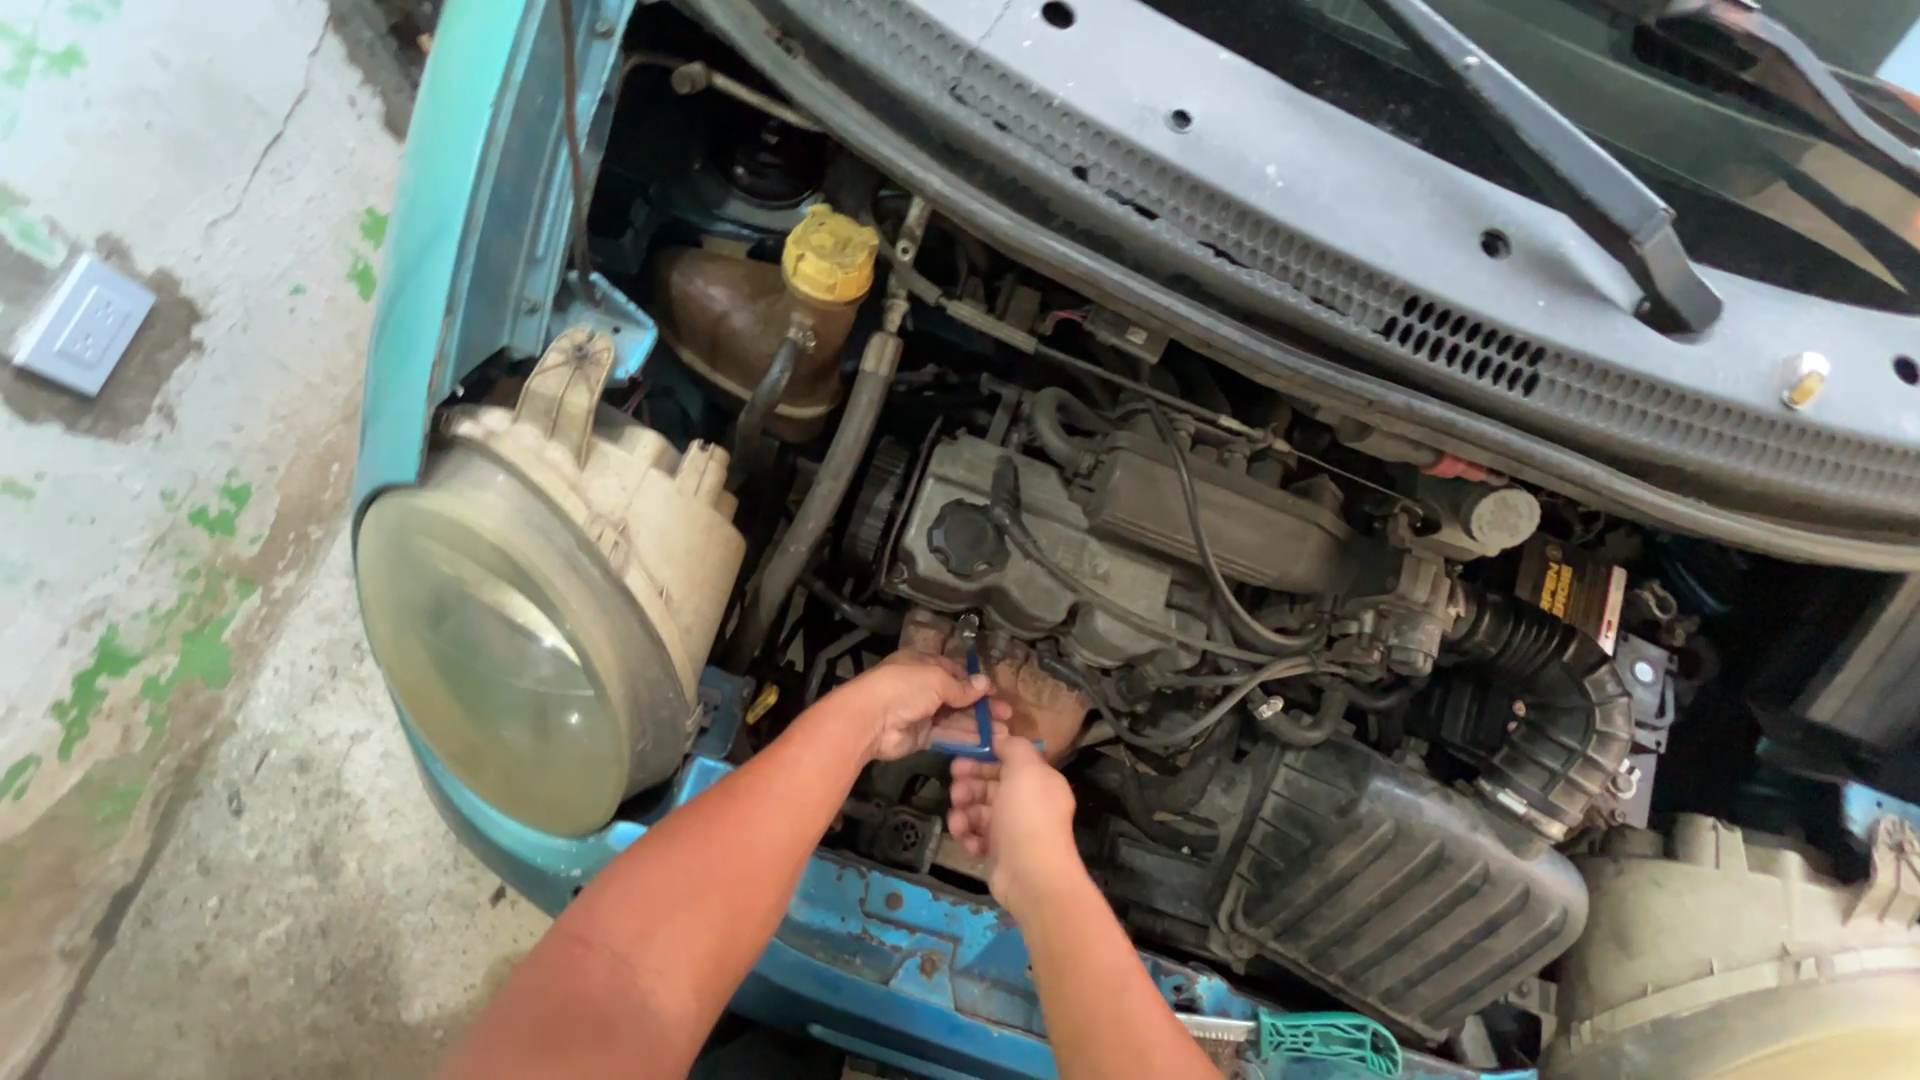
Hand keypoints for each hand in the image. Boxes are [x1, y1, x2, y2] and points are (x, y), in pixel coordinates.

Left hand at [824, 649, 1013, 761]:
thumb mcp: (936, 679)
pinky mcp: (922, 737)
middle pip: (958, 697)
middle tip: (1006, 716)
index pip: (954, 671)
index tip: (996, 693)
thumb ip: (961, 686)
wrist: (870, 719)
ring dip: (978, 724)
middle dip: (981, 706)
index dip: (975, 682)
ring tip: (1004, 733)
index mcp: (923, 664)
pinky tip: (987, 743)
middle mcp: (924, 687)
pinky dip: (966, 739)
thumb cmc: (904, 686)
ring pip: (955, 719)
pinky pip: (947, 736)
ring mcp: (923, 713)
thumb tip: (985, 683)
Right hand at [947, 735, 1083, 911]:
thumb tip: (1001, 738)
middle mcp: (1027, 803)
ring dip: (964, 812)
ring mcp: (1013, 829)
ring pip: (980, 811)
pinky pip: (978, 836)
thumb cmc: (1028, 816)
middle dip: (969, 785)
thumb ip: (1014, 747)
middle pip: (991, 785)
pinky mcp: (999, 852)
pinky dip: (969, 835)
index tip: (961, 757)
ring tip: (957, 820)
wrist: (1031, 875)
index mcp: (1038, 781)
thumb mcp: (1025, 769)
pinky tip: (968, 839)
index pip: (1008, 761)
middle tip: (954, 790)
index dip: (984, 757)